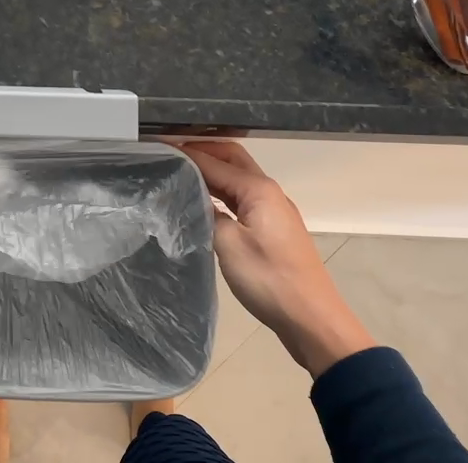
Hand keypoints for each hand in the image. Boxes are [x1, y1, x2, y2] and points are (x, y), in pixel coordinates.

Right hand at [180, 142, 376, 377]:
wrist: (313, 321)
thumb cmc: (270, 280)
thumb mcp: (229, 245)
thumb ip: (207, 213)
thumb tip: (192, 196)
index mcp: (258, 189)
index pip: (214, 161)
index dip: (183, 152)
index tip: (154, 146)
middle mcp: (268, 192)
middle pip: (231, 158)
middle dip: (200, 151)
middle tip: (167, 153)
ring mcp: (274, 209)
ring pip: (238, 177)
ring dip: (211, 171)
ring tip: (178, 173)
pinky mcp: (273, 228)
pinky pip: (242, 196)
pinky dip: (221, 190)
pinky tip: (203, 201)